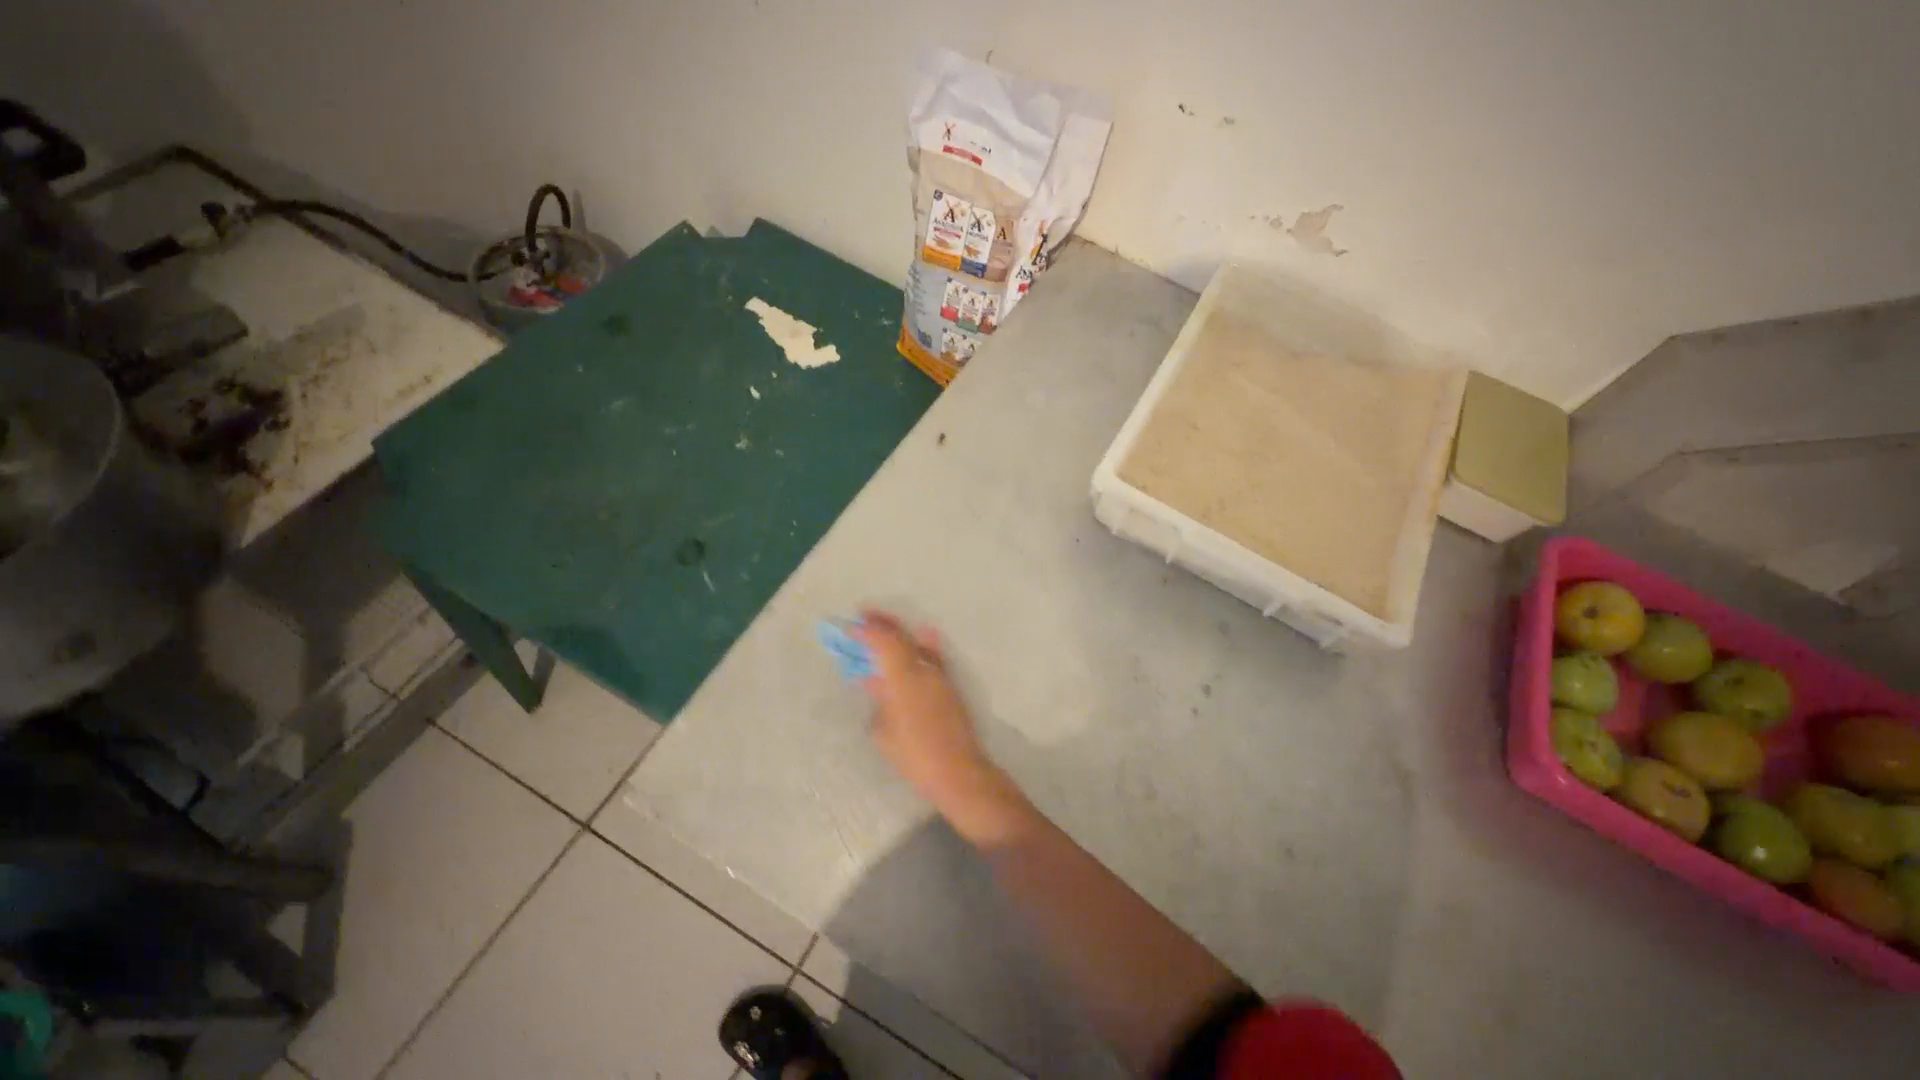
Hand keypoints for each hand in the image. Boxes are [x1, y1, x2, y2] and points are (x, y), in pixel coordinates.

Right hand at [853, 610, 1030, 843]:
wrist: (958, 773)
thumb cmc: (915, 755)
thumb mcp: (884, 732)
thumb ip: (880, 704)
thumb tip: (880, 689)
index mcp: (905, 677)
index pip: (885, 642)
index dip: (867, 631)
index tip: (852, 625)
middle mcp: (925, 670)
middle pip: (904, 637)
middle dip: (884, 624)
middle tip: (866, 615)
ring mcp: (942, 678)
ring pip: (920, 645)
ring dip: (901, 635)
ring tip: (885, 630)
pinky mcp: (951, 690)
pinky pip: (932, 659)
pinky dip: (919, 649)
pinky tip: (916, 646)